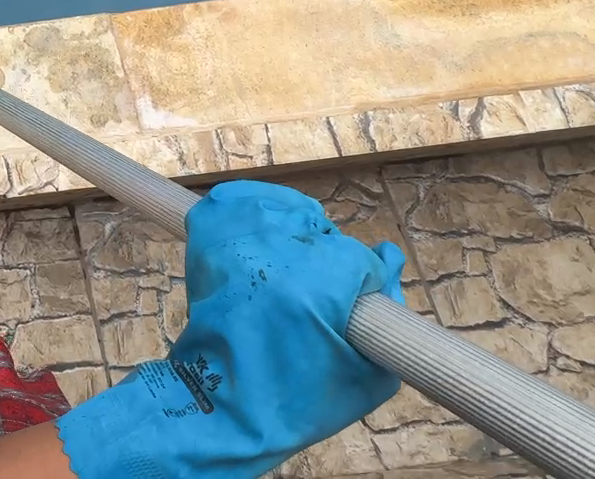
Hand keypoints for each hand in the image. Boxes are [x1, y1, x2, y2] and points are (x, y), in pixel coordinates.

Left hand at [54, 180, 405, 478]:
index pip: (358, 257)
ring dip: (291, 232)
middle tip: (313, 292)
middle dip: (326, 259)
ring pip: (282, 210)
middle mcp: (273, 251)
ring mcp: (234, 236)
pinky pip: (236, 196)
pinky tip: (264, 230)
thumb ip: (389, 311)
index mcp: (318, 284)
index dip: (361, 280)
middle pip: (319, 231)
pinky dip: (254, 206)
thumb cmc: (301, 396)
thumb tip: (389, 258)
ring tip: (287, 265)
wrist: (224, 398)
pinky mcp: (204, 229)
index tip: (351, 301)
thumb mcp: (369, 372)